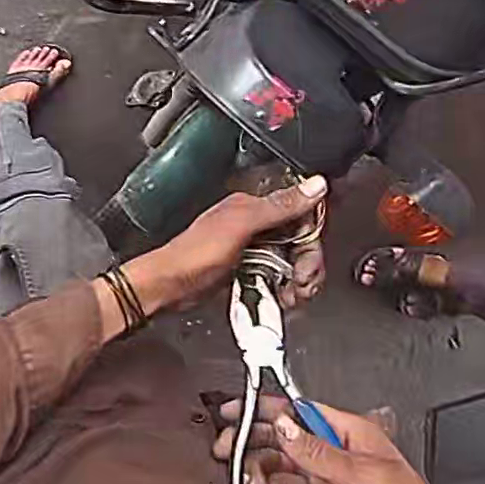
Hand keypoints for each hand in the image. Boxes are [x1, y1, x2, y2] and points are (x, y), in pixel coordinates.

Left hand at [122, 175, 327, 312]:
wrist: (170, 285)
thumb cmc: (195, 253)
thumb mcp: (241, 225)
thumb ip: (279, 206)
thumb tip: (314, 185)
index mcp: (253, 206)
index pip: (301, 214)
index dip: (312, 236)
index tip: (310, 258)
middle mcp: (256, 225)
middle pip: (301, 240)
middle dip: (308, 263)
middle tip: (302, 281)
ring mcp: (253, 249)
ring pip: (293, 260)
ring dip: (300, 280)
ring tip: (294, 295)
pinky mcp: (249, 270)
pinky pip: (280, 277)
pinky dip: (287, 289)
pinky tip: (285, 298)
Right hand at [212, 396, 484, 483]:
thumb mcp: (366, 481)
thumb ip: (319, 453)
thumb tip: (283, 425)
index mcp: (353, 433)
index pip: (300, 411)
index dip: (266, 409)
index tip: (236, 412)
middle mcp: (339, 450)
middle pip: (285, 435)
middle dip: (254, 441)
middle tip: (229, 452)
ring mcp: (332, 477)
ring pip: (282, 463)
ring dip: (260, 470)